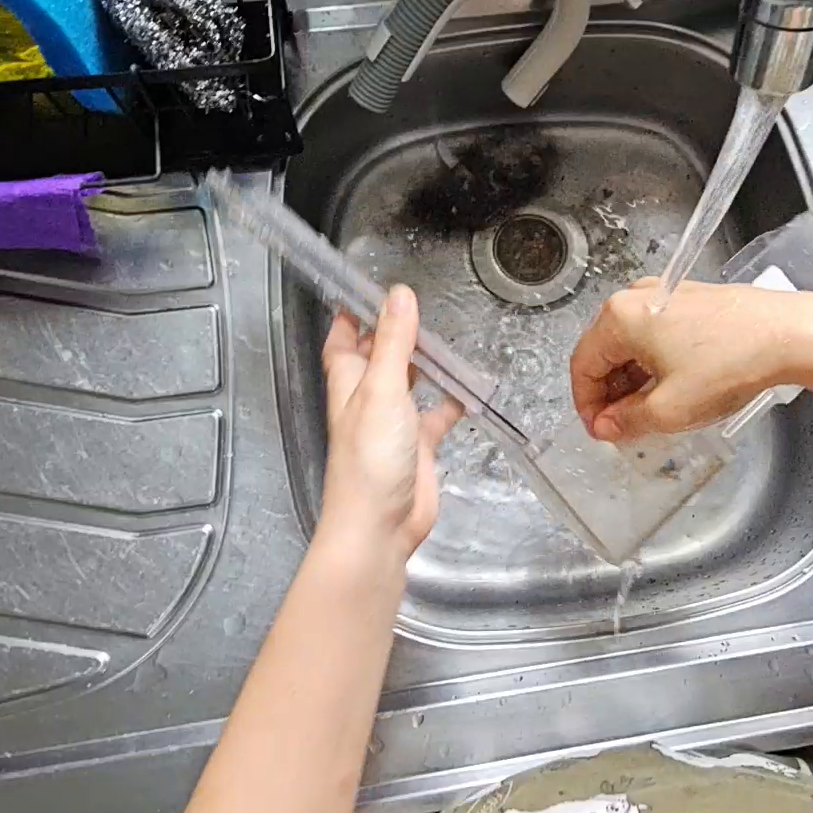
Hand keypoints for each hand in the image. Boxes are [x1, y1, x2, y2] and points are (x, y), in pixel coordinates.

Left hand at [319, 284, 463, 561]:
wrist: (380, 525)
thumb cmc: (371, 456)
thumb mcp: (382, 389)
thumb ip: (393, 343)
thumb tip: (399, 293)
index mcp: (349, 382)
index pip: (343, 341)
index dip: (350, 316)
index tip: (367, 288)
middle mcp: (368, 399)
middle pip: (376, 358)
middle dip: (392, 334)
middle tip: (418, 308)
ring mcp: (394, 423)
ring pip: (407, 383)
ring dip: (422, 364)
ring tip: (446, 338)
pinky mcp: (419, 446)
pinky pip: (436, 417)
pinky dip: (451, 403)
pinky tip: (469, 390)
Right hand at [570, 278, 812, 440]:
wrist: (790, 335)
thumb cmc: (729, 363)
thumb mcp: (669, 409)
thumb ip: (626, 420)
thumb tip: (606, 425)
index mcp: (619, 317)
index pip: (583, 365)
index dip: (587, 405)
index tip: (601, 431)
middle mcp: (637, 298)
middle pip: (605, 352)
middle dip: (611, 393)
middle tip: (625, 426)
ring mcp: (664, 295)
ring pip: (631, 345)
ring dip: (634, 380)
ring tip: (652, 412)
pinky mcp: (689, 300)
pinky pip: (656, 335)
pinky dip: (655, 364)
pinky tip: (673, 389)